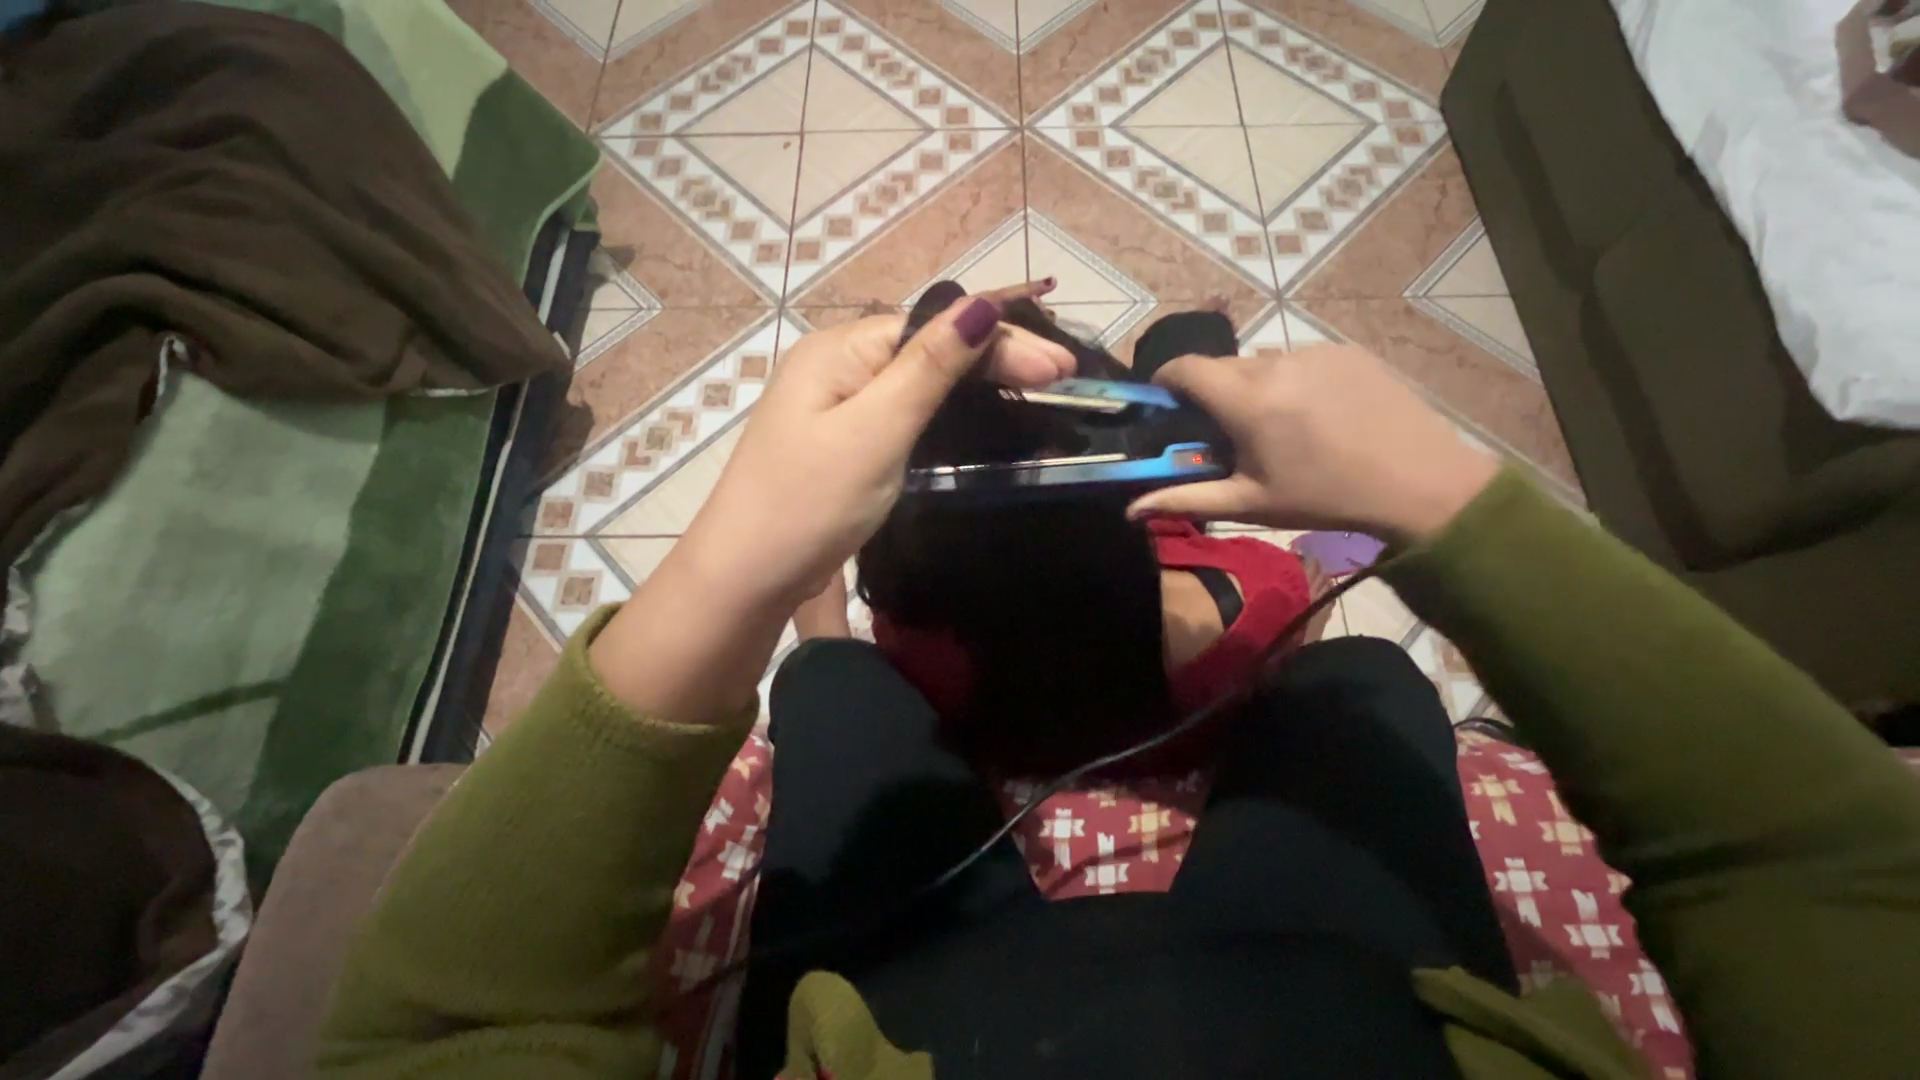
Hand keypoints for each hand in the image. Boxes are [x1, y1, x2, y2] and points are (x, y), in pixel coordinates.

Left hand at [682, 296, 1074, 609]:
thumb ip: (928, 368)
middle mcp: (838, 365)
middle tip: (1060, 380)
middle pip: (929, 347)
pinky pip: (903, 413)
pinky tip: (977, 420)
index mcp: (841, 349)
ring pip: (919, 380)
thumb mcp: (876, 431)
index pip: (934, 327)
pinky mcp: (843, 442)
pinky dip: (946, 413)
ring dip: (975, 383)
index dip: (999, 340)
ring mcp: (837, 405)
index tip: (1059, 369)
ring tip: (1032, 393)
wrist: (747, 574)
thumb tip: (980, 303)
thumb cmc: (810, 502)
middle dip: (994, 357)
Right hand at [1127, 344, 1498, 544]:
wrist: (1421, 482)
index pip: (1184, 368)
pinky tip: (1316, 416)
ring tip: (1279, 428)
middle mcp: (1276, 363)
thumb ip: (1185, 499)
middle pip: (1223, 366)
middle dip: (1212, 393)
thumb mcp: (1250, 503)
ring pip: (1262, 363)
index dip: (1165, 382)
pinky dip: (1292, 381)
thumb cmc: (1325, 498)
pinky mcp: (1346, 349)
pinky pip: (1300, 359)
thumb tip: (1130, 510)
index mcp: (1248, 400)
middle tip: (1227, 432)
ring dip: (1254, 387)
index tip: (1165, 405)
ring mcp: (1315, 351)